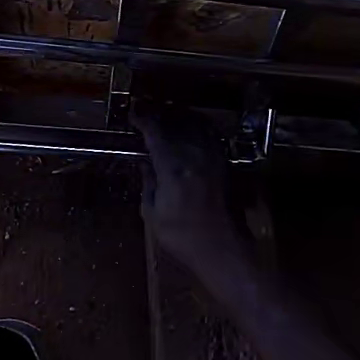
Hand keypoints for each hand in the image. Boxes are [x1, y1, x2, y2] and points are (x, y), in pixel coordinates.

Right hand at [133, 106, 246, 270]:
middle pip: (176, 123)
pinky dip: (199, 125)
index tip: (133, 114)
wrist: (223, 248)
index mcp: (173, 167)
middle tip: (146, 111)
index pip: (156, 133)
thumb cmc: (182, 237)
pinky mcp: (225, 163)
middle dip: (160, 115)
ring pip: (196, 125)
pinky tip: (192, 126)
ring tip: (166, 114)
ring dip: (180, 117)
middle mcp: (195, 155)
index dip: (143, 120)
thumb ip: (148, 183)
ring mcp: (213, 157)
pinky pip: (211, 135)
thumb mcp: (153, 214)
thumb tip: (144, 162)